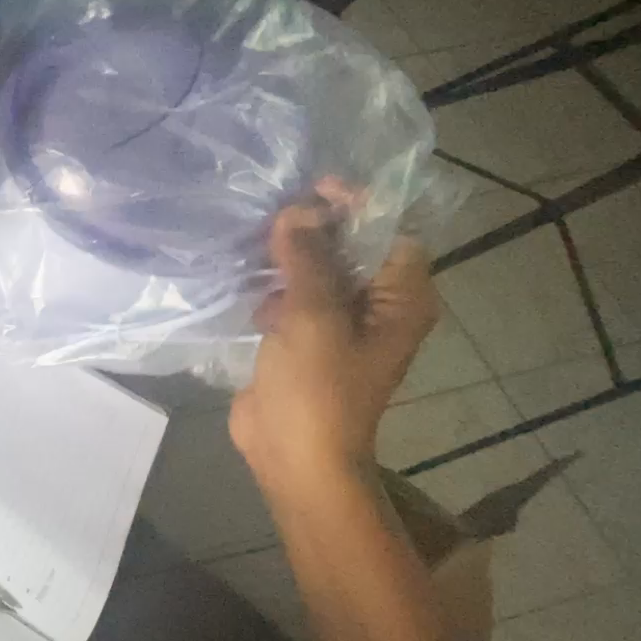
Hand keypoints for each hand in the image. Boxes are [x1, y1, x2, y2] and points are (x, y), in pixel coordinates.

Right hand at [230, 203, 438, 490]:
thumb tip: (297, 210)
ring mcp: (336, 326)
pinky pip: (289, 298)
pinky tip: (240, 280)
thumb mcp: (312, 316)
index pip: (389, 234)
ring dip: (284, 256)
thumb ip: (306, 260)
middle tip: (267, 210)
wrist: (294, 453)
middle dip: (312, 228)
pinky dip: (269, 284)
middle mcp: (375, 308)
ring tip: (246, 238)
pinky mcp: (300, 341)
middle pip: (349, 250)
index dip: (356, 206)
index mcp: (400, 301)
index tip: (309, 187)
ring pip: (314, 273)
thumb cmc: (317, 387)